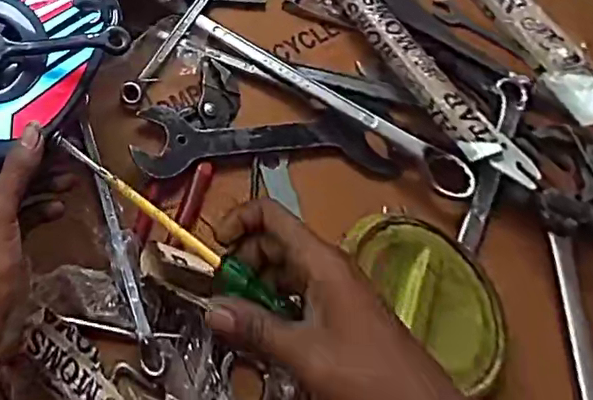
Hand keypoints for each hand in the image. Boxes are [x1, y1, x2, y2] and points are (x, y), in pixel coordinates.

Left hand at [0, 124, 76, 354]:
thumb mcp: (1, 209)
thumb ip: (17, 169)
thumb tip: (33, 131)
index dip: (17, 137)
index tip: (42, 126)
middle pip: (10, 168)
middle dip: (37, 161)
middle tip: (64, 150)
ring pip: (22, 190)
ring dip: (45, 183)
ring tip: (69, 176)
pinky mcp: (9, 237)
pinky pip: (29, 212)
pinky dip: (43, 207)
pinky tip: (59, 206)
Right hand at [203, 200, 463, 399]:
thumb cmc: (378, 379)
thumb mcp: (306, 353)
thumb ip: (256, 328)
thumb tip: (214, 309)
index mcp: (321, 260)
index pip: (268, 212)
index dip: (237, 219)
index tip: (218, 244)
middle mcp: (329, 266)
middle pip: (271, 241)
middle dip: (244, 261)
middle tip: (227, 290)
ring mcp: (338, 288)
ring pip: (283, 269)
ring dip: (259, 287)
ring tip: (246, 316)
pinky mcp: (343, 312)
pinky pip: (298, 293)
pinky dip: (278, 304)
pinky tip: (272, 332)